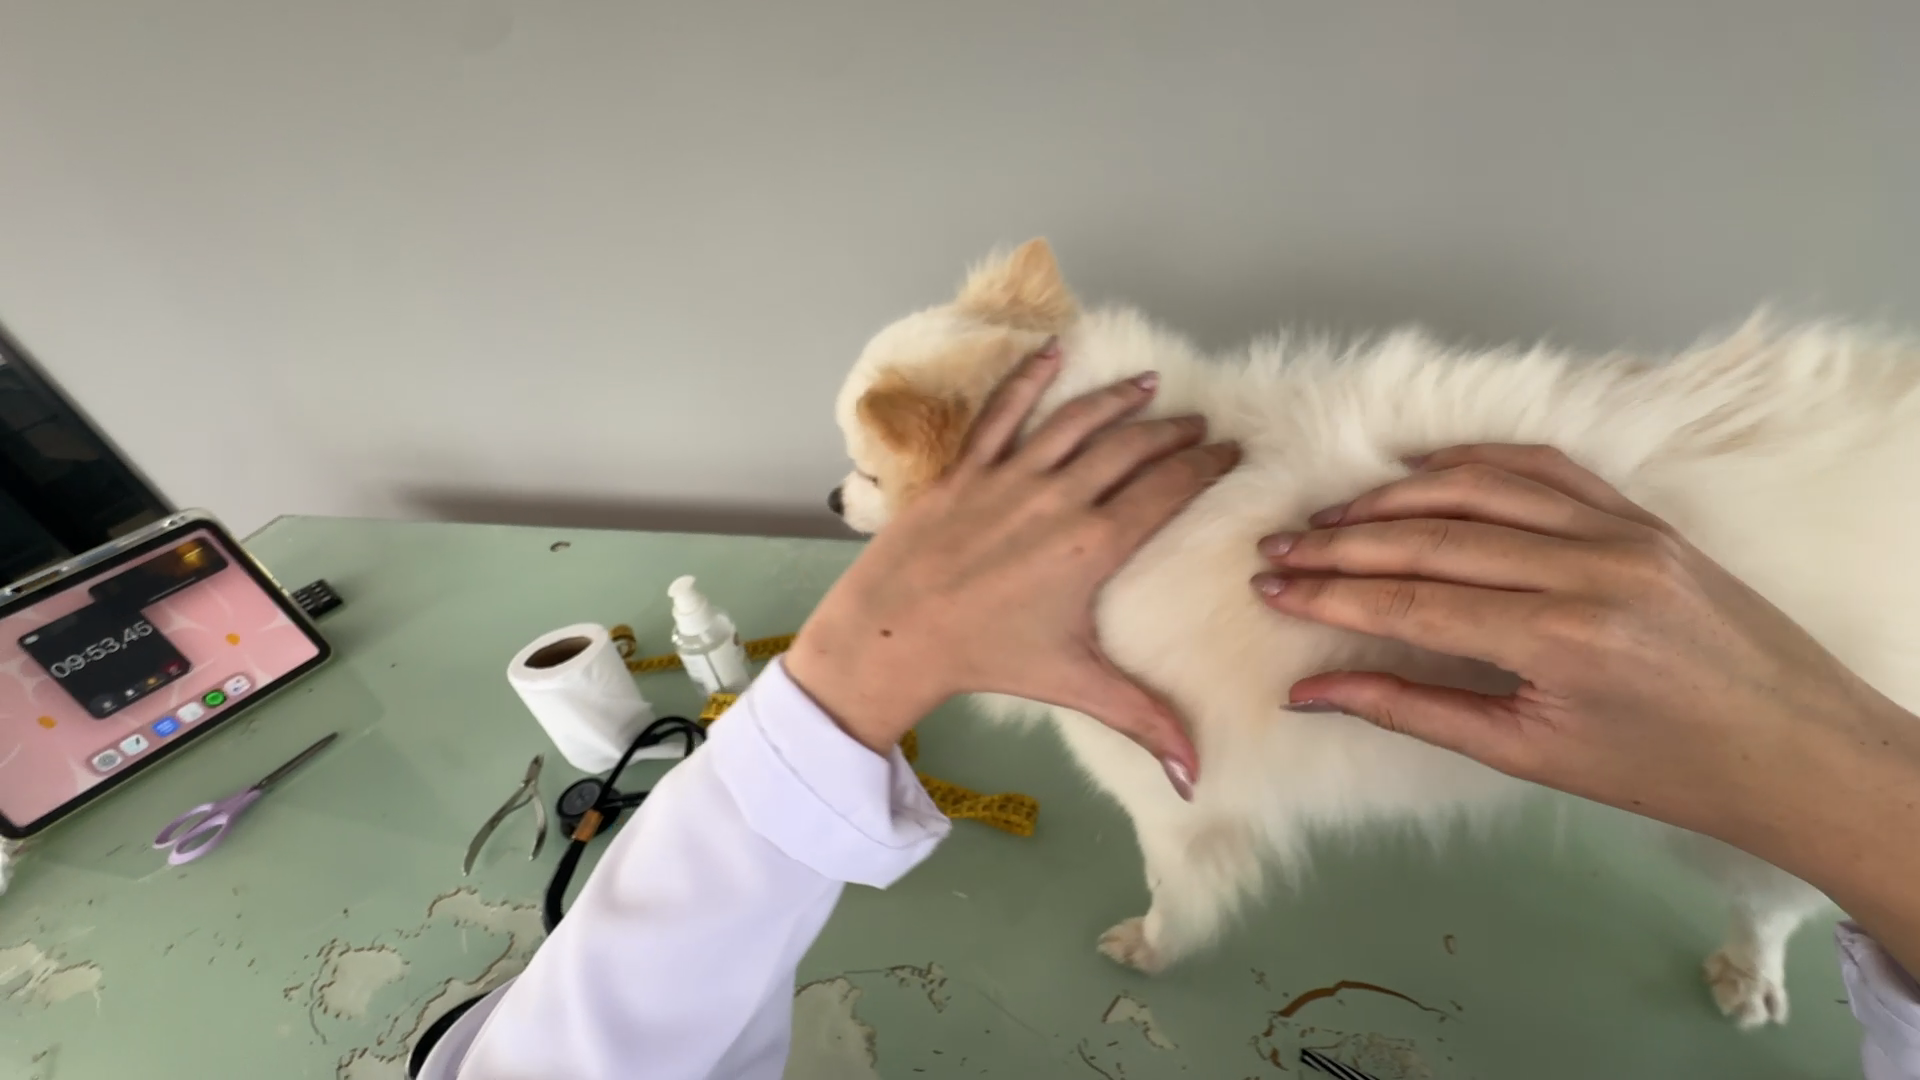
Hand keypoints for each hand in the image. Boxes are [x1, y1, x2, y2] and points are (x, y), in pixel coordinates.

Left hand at [787, 346, 1239, 797]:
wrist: (896, 632)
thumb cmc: (986, 657)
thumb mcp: (1073, 683)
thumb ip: (1141, 720)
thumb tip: (1196, 782)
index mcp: (1094, 544)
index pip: (1168, 490)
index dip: (1204, 465)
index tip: (1229, 451)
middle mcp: (1059, 498)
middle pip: (1133, 448)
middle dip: (1173, 431)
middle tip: (1198, 424)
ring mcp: (1009, 476)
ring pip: (1078, 422)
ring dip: (1119, 399)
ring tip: (1149, 385)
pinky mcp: (966, 468)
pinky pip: (1002, 412)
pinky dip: (1029, 378)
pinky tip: (1053, 351)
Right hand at [1249, 444, 1919, 859]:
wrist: (1813, 757)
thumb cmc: (1662, 771)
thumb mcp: (1523, 753)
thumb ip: (1405, 708)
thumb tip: (1306, 693)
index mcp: (1563, 640)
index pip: (1409, 603)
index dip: (1328, 597)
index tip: (1269, 588)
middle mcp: (1591, 569)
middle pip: (1430, 539)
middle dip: (1338, 545)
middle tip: (1275, 549)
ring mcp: (1622, 530)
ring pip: (1475, 490)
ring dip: (1387, 500)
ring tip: (1327, 518)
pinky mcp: (1639, 514)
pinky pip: (1538, 466)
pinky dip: (1465, 464)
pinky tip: (1414, 475)